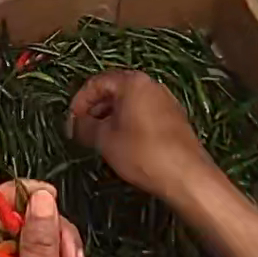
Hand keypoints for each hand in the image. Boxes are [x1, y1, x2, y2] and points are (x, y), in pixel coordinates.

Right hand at [68, 69, 218, 202]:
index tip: (70, 123)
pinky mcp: (173, 117)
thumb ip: (85, 126)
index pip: (96, 83)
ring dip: (110, 117)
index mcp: (132, 81)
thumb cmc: (142, 152)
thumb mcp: (105, 139)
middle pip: (113, 90)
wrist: (187, 175)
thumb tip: (74, 123)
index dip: (79, 102)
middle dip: (94, 110)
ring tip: (99, 139)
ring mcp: (164, 99)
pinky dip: (127, 123)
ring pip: (129, 102)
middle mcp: (150, 84)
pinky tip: (122, 144)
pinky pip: (143, 112)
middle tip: (82, 131)